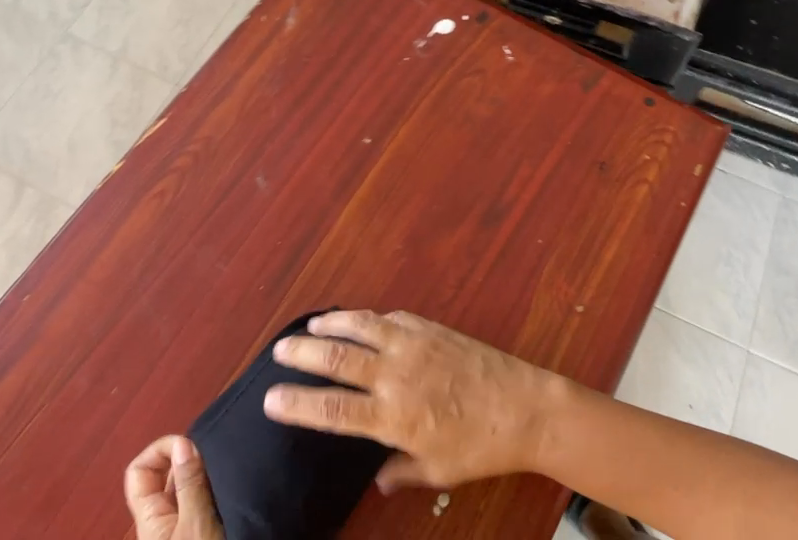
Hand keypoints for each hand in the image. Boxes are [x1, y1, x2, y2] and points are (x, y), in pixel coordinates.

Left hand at [124, 436, 223, 539]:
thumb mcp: (195, 523)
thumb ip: (190, 484)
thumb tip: (183, 442)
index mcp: (149, 515)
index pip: (139, 470)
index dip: (159, 451)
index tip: (189, 445)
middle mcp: (160, 516)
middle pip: (161, 475)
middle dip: (183, 457)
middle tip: (211, 454)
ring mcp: (177, 524)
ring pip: (182, 486)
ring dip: (199, 472)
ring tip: (222, 465)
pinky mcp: (196, 530)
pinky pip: (197, 500)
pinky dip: (210, 487)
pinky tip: (228, 485)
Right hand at [262, 309, 573, 492]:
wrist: (525, 407)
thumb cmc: (481, 446)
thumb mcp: (439, 470)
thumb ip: (402, 471)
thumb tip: (377, 479)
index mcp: (393, 416)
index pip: (333, 411)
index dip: (298, 405)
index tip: (271, 399)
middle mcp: (396, 375)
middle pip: (337, 358)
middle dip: (302, 353)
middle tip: (279, 351)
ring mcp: (414, 345)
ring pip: (361, 326)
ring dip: (332, 323)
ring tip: (311, 325)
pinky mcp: (431, 328)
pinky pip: (392, 317)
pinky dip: (370, 317)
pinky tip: (362, 320)